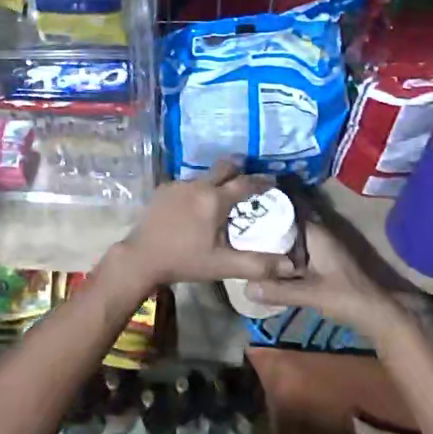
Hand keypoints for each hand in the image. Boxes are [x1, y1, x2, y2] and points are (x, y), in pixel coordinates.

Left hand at [109, 160, 295, 289]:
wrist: (142, 257)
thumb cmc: (185, 261)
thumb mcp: (224, 265)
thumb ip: (258, 264)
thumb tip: (290, 265)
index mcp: (213, 200)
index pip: (245, 183)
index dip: (262, 181)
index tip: (273, 181)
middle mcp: (196, 185)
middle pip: (223, 168)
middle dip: (238, 169)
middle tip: (249, 178)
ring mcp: (177, 185)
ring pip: (204, 176)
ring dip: (216, 181)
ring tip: (224, 196)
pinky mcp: (163, 190)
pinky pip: (187, 184)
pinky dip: (198, 189)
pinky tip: (198, 204)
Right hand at [245, 217, 403, 335]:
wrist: (379, 316)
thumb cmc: (347, 297)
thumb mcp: (310, 294)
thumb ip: (278, 290)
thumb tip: (244, 287)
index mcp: (315, 234)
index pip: (284, 211)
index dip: (262, 208)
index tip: (239, 207)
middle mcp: (317, 236)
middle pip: (283, 224)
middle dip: (261, 225)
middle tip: (233, 227)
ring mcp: (318, 250)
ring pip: (287, 239)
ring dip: (268, 241)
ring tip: (241, 241)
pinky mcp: (318, 264)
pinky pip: (291, 252)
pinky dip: (277, 255)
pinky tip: (261, 261)